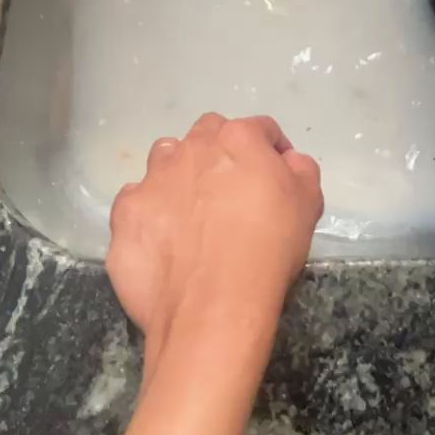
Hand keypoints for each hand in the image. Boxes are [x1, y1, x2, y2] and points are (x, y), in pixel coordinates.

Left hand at [107, 113, 322, 370]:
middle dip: (221, 151)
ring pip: (164, 157)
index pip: (261, 129)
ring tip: (190, 209)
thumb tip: (287, 161)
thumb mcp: (309, 203)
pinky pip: (135, 201)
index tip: (279, 175)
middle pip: (208, 133)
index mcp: (238, 138)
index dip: (273, 149)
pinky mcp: (126, 215)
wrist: (215, 305)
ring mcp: (152, 180)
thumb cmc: (270, 248)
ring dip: (179, 172)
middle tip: (232, 189)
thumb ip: (301, 169)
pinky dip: (149, 212)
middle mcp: (192, 148)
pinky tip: (162, 239)